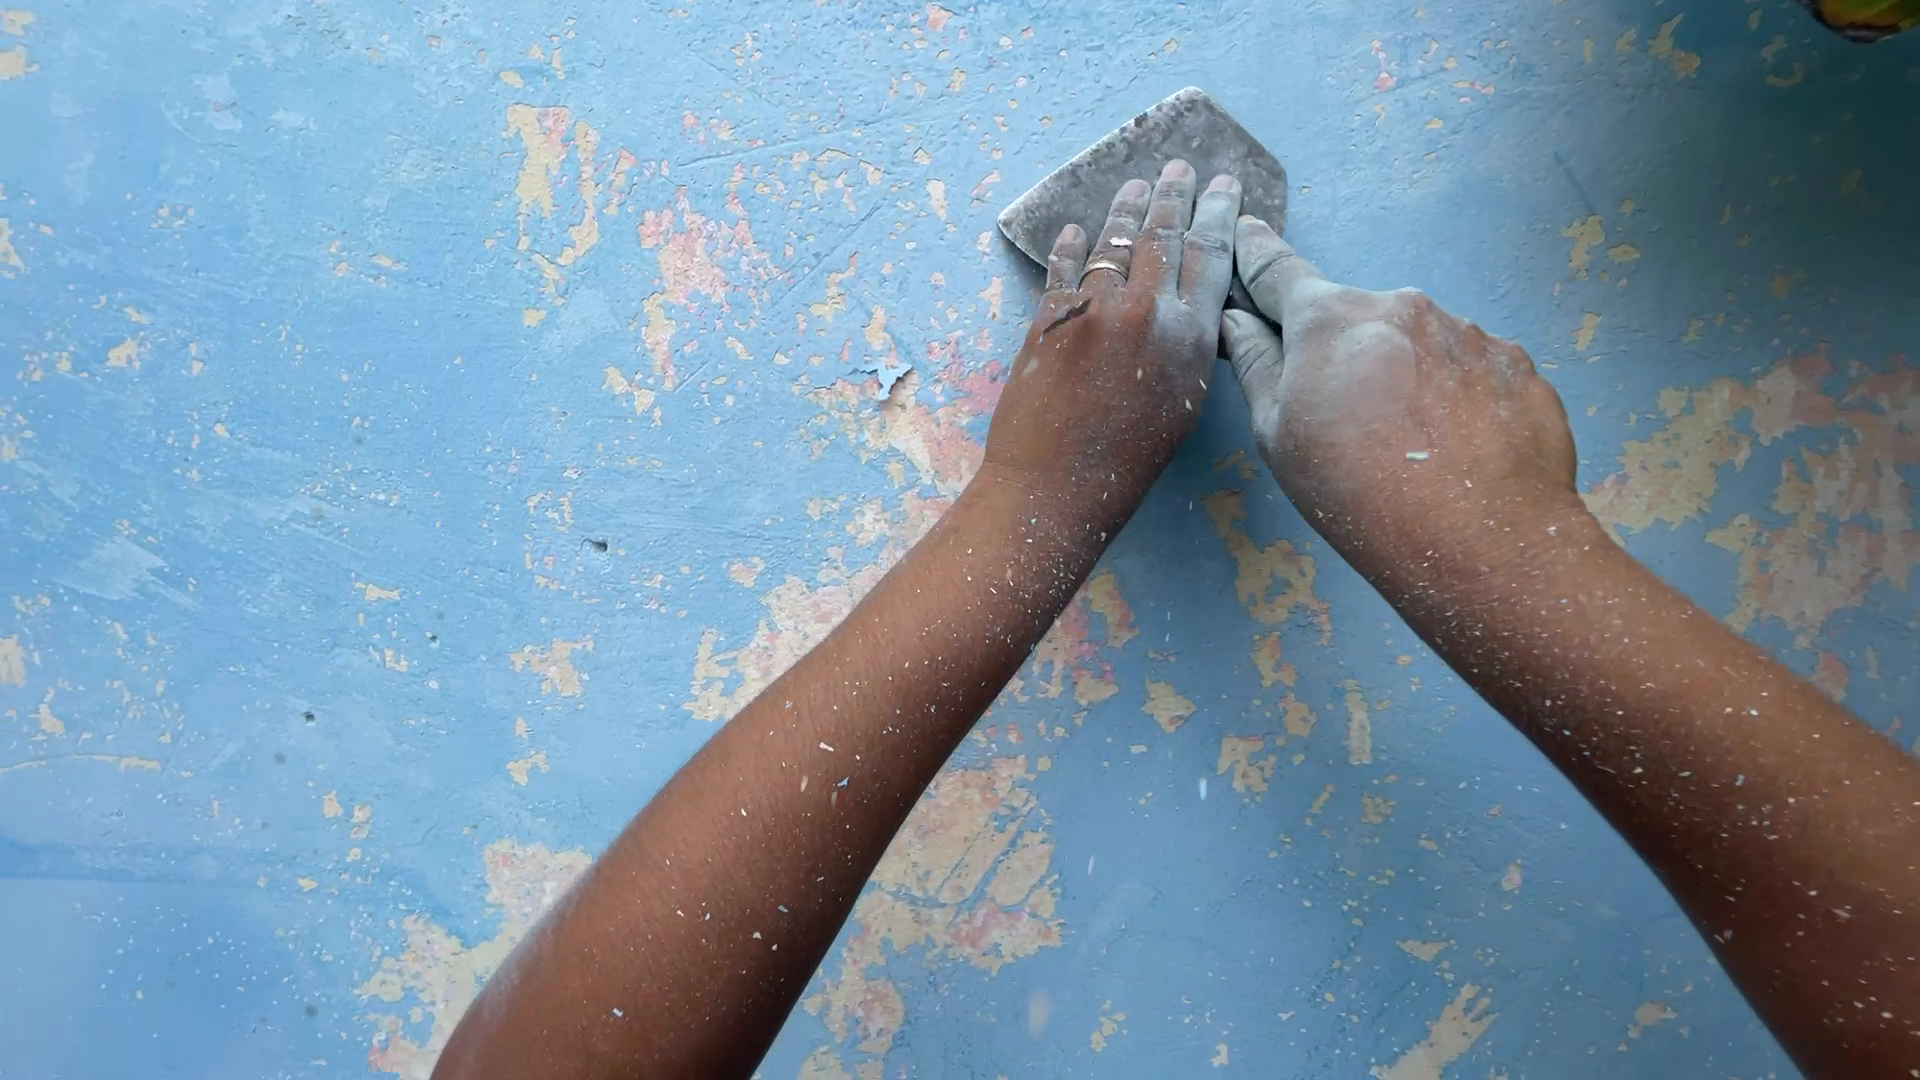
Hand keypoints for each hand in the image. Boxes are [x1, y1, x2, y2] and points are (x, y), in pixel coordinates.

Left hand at [981, 161, 1241, 532]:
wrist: (1057, 484)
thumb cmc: (1126, 461)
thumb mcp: (1181, 404)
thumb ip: (1188, 349)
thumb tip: (1187, 311)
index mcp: (1190, 335)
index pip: (1211, 255)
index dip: (1217, 213)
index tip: (1223, 183)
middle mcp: (1147, 309)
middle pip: (1164, 234)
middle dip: (1174, 194)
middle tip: (1179, 165)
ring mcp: (1094, 308)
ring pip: (1114, 240)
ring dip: (1125, 207)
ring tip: (1134, 183)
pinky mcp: (1049, 318)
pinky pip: (1061, 268)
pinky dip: (1065, 245)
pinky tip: (1070, 228)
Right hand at [1218, 216, 1585, 598]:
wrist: (1476, 534)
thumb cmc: (1351, 487)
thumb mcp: (1277, 433)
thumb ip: (1256, 367)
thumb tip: (1238, 323)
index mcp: (1331, 320)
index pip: (1280, 273)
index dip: (1257, 253)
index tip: (1246, 228)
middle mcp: (1400, 305)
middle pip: (1350, 315)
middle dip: (1335, 348)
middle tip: (1336, 413)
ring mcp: (1465, 329)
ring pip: (1409, 340)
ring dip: (1393, 370)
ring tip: (1399, 438)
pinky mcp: (1513, 361)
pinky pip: (1460, 364)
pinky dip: (1443, 391)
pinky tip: (1444, 440)